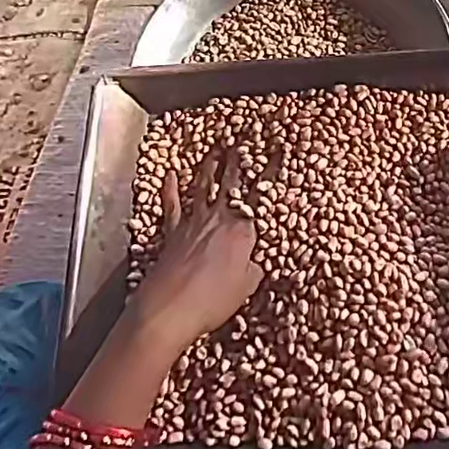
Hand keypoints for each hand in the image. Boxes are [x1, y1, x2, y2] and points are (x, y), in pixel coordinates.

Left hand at [124, 148, 263, 354]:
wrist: (169, 308)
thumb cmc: (214, 299)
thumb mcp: (247, 285)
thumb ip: (254, 266)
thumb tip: (255, 260)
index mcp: (243, 228)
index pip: (261, 193)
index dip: (271, 170)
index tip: (279, 151)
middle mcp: (219, 218)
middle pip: (230, 182)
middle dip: (239, 159)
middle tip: (244, 139)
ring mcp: (193, 222)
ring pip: (203, 186)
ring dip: (209, 167)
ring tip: (216, 149)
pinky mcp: (172, 232)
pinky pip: (173, 205)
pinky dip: (170, 189)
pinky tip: (170, 174)